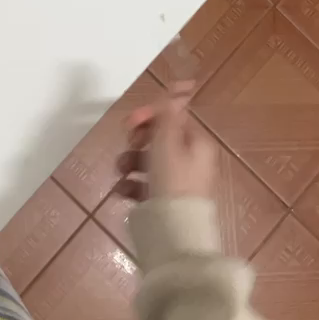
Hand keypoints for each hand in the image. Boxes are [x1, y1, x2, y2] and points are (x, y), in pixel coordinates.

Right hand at [114, 83, 218, 201]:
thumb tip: (180, 88)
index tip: (130, 123)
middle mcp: (189, 160)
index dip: (149, 116)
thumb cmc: (171, 181)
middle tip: (128, 148)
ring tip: (121, 175)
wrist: (173, 231)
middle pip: (157, 139)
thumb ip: (167, 114)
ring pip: (146, 162)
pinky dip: (130, 184)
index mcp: (196, 143)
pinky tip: (124, 191)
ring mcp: (176, 181)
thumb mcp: (168, 142)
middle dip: (136, 142)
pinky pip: (142, 183)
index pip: (172, 118)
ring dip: (129, 164)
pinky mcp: (162, 200)